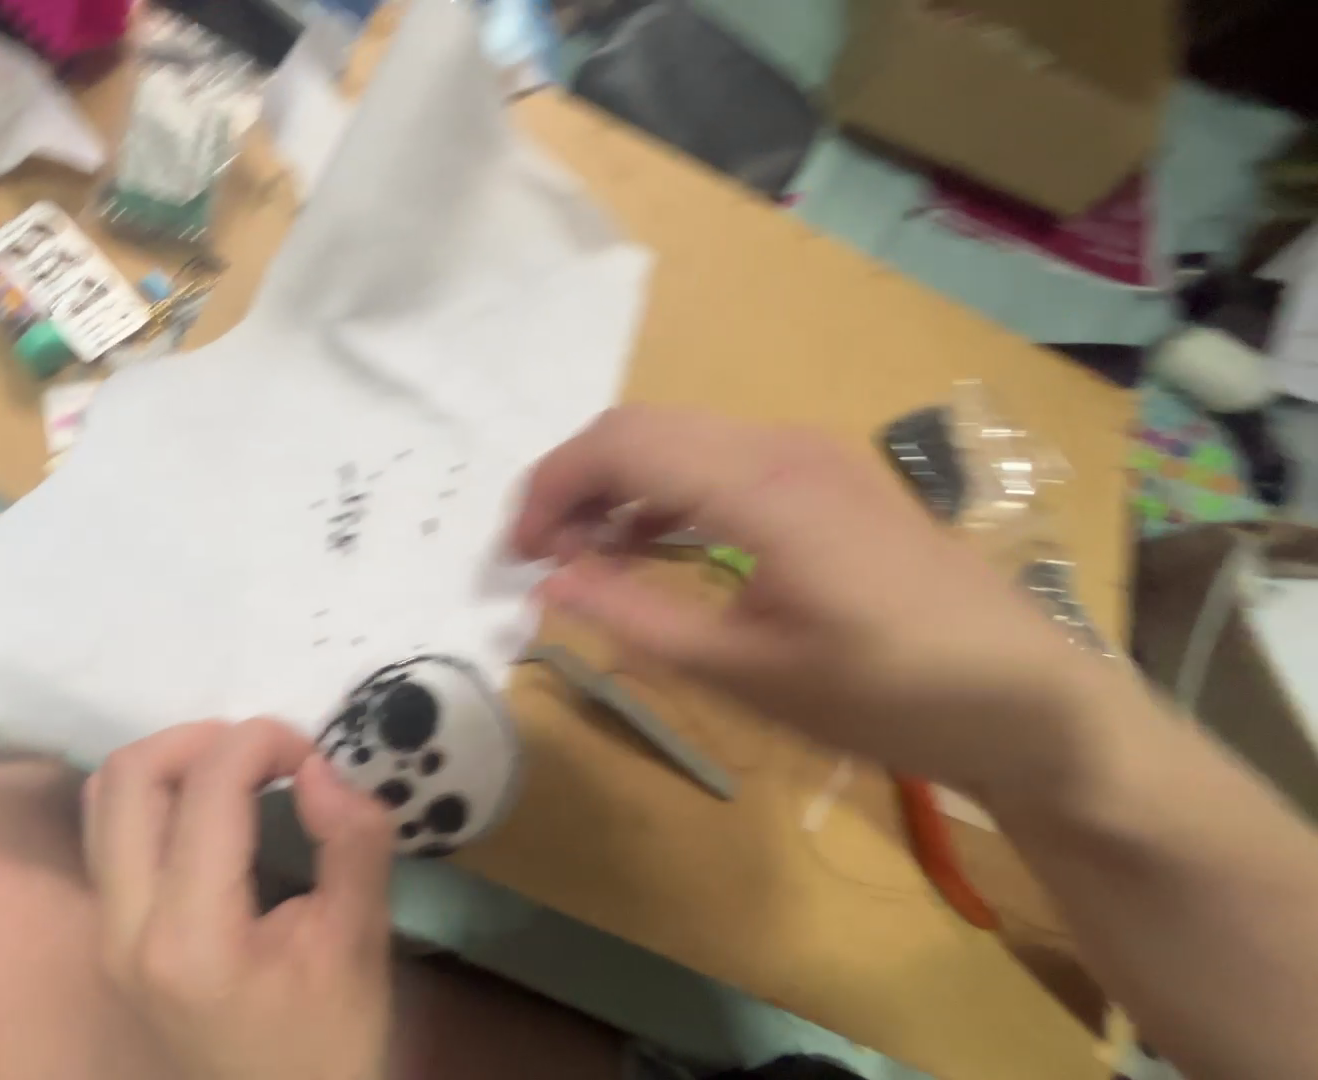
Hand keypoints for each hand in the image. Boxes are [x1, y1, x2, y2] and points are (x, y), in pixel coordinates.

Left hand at [84, 719, 395, 1079]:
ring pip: (107, 793)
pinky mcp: (107, 928)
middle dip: (206, 736)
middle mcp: (124, 926)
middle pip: (130, 774)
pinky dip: (158, 789)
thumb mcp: (361, 943)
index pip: (208, 787)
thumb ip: (352, 841)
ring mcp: (105, 929)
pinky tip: (210, 804)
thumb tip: (319, 765)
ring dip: (176, 757)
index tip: (313, 755)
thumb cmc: (327, 1044)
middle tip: (268, 754)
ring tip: (241, 772)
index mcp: (192, 936)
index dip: (264, 741)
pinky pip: (109, 825)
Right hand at [511, 406, 1133, 804]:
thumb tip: (546, 581)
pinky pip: (707, 461)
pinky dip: (654, 494)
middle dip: (569, 485)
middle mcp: (776, 445)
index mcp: (759, 485)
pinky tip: (639, 543)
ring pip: (668, 440)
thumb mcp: (744, 671)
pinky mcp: (815, 475)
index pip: (617, 446)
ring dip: (609, 487)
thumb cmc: (888, 696)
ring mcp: (801, 453)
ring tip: (577, 555)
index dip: (549, 491)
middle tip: (538, 557)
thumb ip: (633, 617)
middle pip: (635, 430)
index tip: (516, 555)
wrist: (1034, 703)